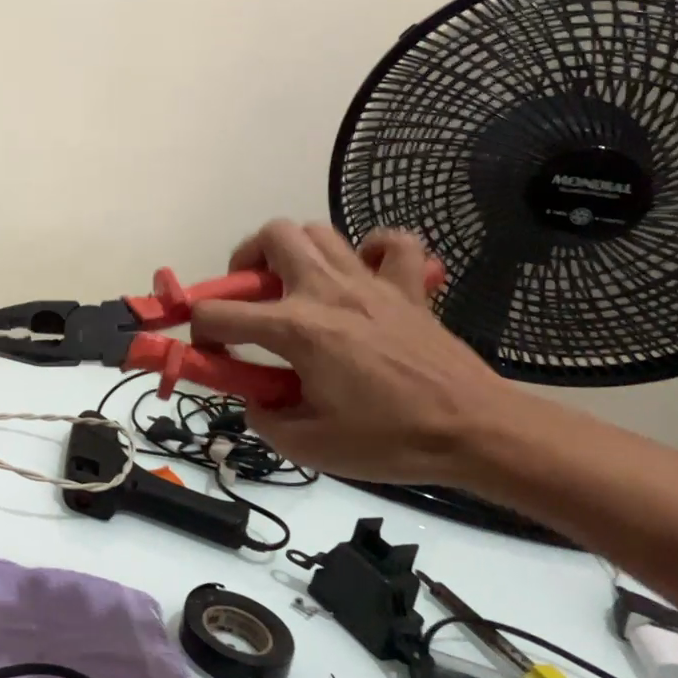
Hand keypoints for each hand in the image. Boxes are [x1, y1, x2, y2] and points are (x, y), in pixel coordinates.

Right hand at [190, 220, 523, 484]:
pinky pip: (391, 243)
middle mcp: (327, 291)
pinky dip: (371, 249)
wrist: (478, 431)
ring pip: (319, 231)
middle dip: (246, 260)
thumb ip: (266, 420)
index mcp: (296, 329)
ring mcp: (371, 283)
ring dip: (296, 251)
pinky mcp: (409, 288)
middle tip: (250, 295)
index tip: (210, 351)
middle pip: (272, 237)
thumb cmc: (391, 441)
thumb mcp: (310, 446)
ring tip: (295, 286)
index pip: (218, 313)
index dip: (199, 330)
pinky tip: (362, 275)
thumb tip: (256, 402)